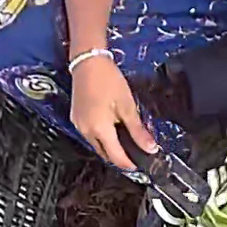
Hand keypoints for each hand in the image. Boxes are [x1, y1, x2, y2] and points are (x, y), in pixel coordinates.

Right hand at [69, 54, 155, 170]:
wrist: (87, 60)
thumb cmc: (108, 81)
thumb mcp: (128, 107)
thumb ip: (138, 131)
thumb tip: (150, 148)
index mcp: (99, 130)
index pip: (116, 157)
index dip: (128, 164)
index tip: (140, 166)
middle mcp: (85, 131)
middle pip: (104, 154)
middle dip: (119, 158)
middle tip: (135, 157)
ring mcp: (78, 124)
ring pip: (96, 145)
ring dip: (110, 149)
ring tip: (126, 146)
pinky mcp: (75, 118)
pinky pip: (90, 135)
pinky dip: (102, 138)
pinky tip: (112, 133)